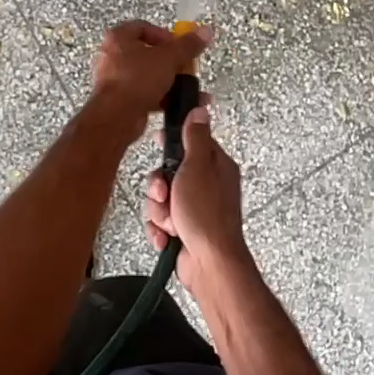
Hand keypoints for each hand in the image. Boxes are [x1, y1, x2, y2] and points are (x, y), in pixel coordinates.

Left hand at [88, 20, 209, 119]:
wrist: (117, 116)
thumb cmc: (136, 79)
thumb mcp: (169, 58)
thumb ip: (188, 45)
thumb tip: (205, 31)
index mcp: (118, 38)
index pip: (144, 27)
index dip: (165, 35)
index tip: (180, 45)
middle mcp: (112, 56)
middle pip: (147, 53)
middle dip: (171, 62)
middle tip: (186, 67)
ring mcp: (114, 79)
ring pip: (148, 75)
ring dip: (170, 81)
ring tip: (189, 88)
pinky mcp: (120, 99)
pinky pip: (144, 93)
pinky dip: (162, 97)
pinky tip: (181, 104)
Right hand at [145, 103, 249, 296]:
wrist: (209, 264)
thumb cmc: (206, 216)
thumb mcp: (197, 168)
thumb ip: (195, 138)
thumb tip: (200, 110)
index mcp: (215, 166)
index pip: (191, 141)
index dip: (171, 143)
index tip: (158, 142)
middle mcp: (207, 186)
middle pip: (169, 172)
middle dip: (159, 186)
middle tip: (163, 194)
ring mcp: (196, 209)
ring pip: (161, 199)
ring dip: (159, 211)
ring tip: (169, 222)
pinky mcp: (185, 230)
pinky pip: (161, 222)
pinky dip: (160, 230)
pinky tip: (167, 237)